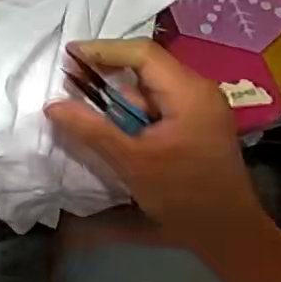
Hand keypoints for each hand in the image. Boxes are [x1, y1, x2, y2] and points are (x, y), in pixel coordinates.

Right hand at [46, 39, 271, 246]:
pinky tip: (109, 117)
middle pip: (146, 63)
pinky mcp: (194, 119)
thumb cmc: (182, 194)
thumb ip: (90, 129)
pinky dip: (129, 103)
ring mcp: (198, 105)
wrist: (228, 232)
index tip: (68, 56)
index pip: (142, 54)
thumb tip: (52, 105)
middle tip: (70, 75)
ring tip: (83, 96)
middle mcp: (198, 90)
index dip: (102, 50)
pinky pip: (155, 99)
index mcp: (188, 94)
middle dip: (105, 66)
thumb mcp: (129, 161)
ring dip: (116, 88)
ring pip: (148, 82)